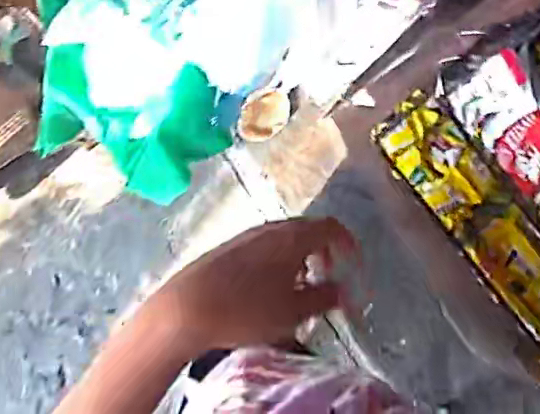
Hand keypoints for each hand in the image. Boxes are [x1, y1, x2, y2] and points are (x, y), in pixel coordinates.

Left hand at [137, 218, 356, 355]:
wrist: (185, 308)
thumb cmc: (246, 309)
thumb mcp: (291, 312)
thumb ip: (322, 299)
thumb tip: (343, 291)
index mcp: (296, 236)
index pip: (332, 227)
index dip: (347, 242)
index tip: (353, 261)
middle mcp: (276, 226)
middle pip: (309, 230)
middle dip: (323, 252)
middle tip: (326, 277)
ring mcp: (251, 234)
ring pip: (286, 238)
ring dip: (299, 258)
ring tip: (296, 288)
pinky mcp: (231, 247)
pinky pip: (266, 246)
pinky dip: (278, 260)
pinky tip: (266, 289)